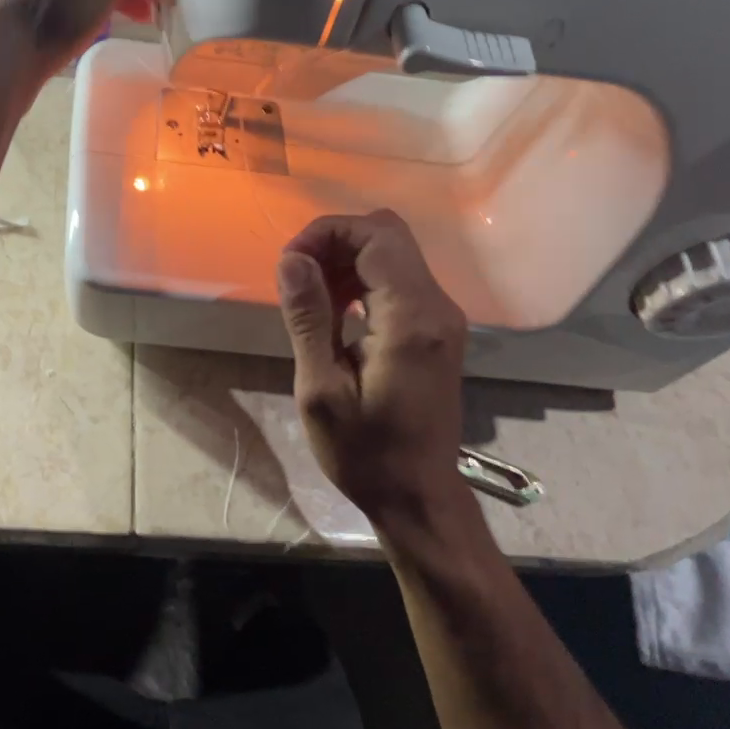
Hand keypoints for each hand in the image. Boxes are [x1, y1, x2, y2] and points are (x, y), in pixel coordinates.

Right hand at [276, 211, 469, 520]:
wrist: (416, 494)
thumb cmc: (363, 452)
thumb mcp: (321, 389)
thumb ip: (309, 318)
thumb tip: (292, 260)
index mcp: (411, 320)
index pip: (377, 236)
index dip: (327, 233)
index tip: (287, 265)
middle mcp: (437, 308)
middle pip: (389, 236)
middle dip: (336, 242)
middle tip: (295, 278)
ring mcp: (441, 319)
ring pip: (395, 256)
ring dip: (347, 261)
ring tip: (308, 297)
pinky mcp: (436, 332)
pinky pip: (399, 283)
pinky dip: (363, 281)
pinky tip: (335, 312)